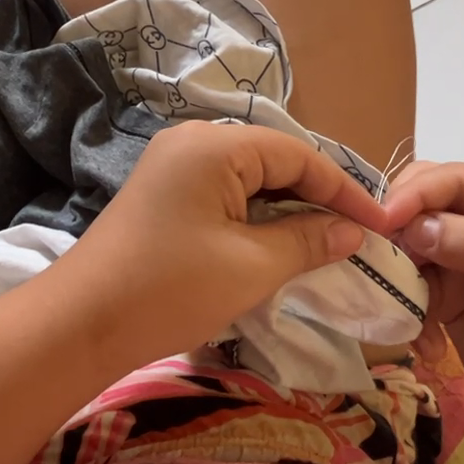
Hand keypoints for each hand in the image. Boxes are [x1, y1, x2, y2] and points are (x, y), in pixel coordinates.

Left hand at [41, 120, 384, 370]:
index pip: (296, 153)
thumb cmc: (171, 288)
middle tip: (355, 234)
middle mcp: (191, 141)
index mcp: (213, 145)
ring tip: (323, 241)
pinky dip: (254, 214)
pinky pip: (222, 191)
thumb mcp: (251, 266)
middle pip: (271, 158)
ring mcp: (172, 165)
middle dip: (315, 195)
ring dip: (285, 207)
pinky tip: (275, 241)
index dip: (342, 189)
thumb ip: (307, 239)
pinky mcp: (163, 192)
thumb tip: (352, 230)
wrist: (83, 322)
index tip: (380, 226)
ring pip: (247, 176)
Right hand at [382, 162, 463, 434]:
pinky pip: (411, 285)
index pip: (461, 179)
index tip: (384, 218)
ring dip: (397, 268)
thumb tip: (416, 225)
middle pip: (428, 202)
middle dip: (400, 223)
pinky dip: (405, 307)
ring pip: (411, 243)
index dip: (419, 191)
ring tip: (397, 301)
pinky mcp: (450, 298)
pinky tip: (424, 342)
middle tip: (378, 252)